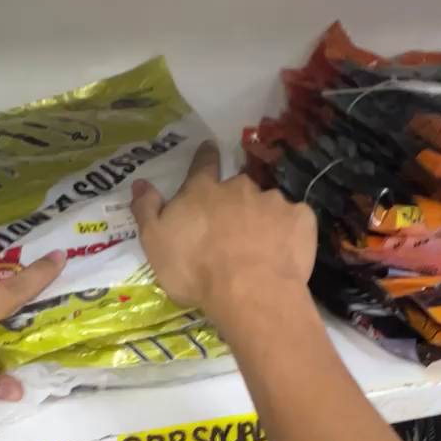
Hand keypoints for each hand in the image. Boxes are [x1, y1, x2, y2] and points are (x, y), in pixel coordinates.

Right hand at [131, 140, 316, 330]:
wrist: (249, 292)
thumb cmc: (195, 271)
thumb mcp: (155, 244)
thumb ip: (147, 210)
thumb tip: (140, 182)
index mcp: (202, 191)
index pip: (203, 164)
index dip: (205, 157)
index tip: (210, 149)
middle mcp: (239, 188)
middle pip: (237, 188)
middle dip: (235, 203)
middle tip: (232, 232)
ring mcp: (273, 201)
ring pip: (266, 205)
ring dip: (262, 220)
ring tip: (259, 250)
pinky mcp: (300, 219)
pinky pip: (294, 221)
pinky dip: (288, 233)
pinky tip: (283, 253)